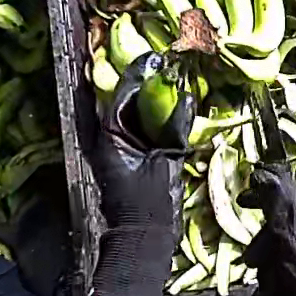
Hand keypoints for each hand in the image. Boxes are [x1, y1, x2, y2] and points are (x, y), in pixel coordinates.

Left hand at [86, 52, 191, 295]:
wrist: (144, 239)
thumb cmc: (150, 203)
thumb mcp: (165, 160)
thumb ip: (174, 128)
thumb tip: (186, 97)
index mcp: (110, 134)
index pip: (122, 93)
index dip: (139, 73)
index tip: (156, 56)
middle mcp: (110, 137)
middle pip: (126, 99)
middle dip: (145, 80)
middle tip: (167, 61)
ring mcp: (120, 147)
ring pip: (135, 112)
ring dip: (151, 95)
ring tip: (173, 77)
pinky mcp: (133, 156)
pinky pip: (143, 127)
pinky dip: (157, 115)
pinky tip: (176, 105)